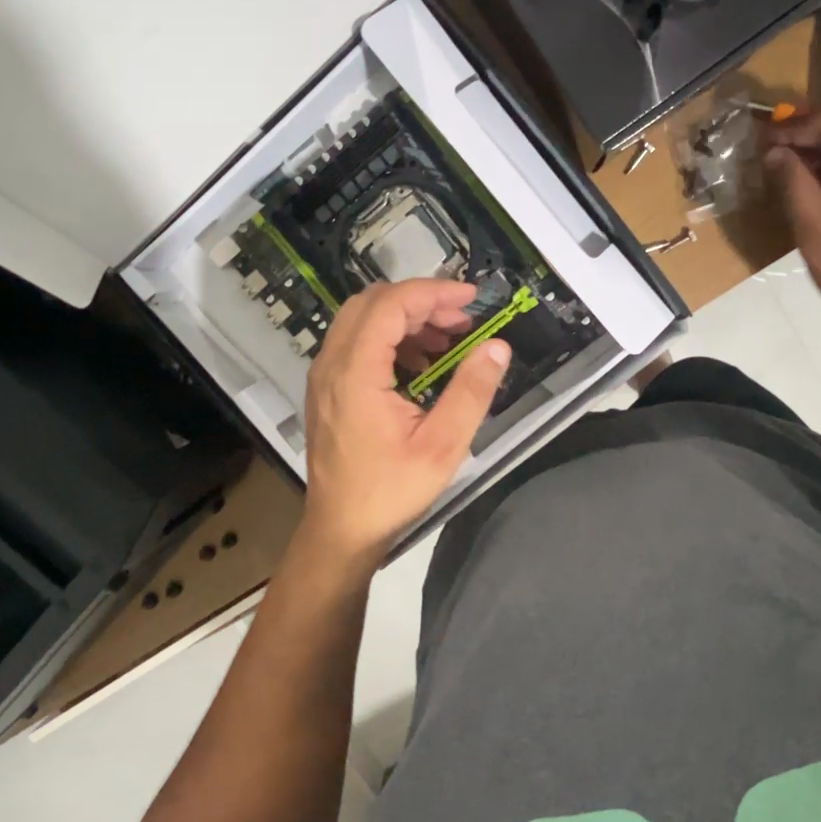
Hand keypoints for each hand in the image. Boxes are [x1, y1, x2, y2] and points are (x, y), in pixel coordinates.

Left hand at [301, 279, 509, 561]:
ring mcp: (323, 377)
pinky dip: (388, 340)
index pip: (391, 304)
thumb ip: (471, 391)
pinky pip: (354, 345)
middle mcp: (331, 365)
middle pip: (372, 303)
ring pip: (360, 322)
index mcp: (355, 372)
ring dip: (404, 320)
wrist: (342, 529)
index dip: (433, 292)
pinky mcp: (325, 391)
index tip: (471, 299)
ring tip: (448, 342)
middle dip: (420, 302)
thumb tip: (497, 346)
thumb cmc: (391, 491)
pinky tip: (420, 366)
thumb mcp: (443, 445)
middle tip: (462, 321)